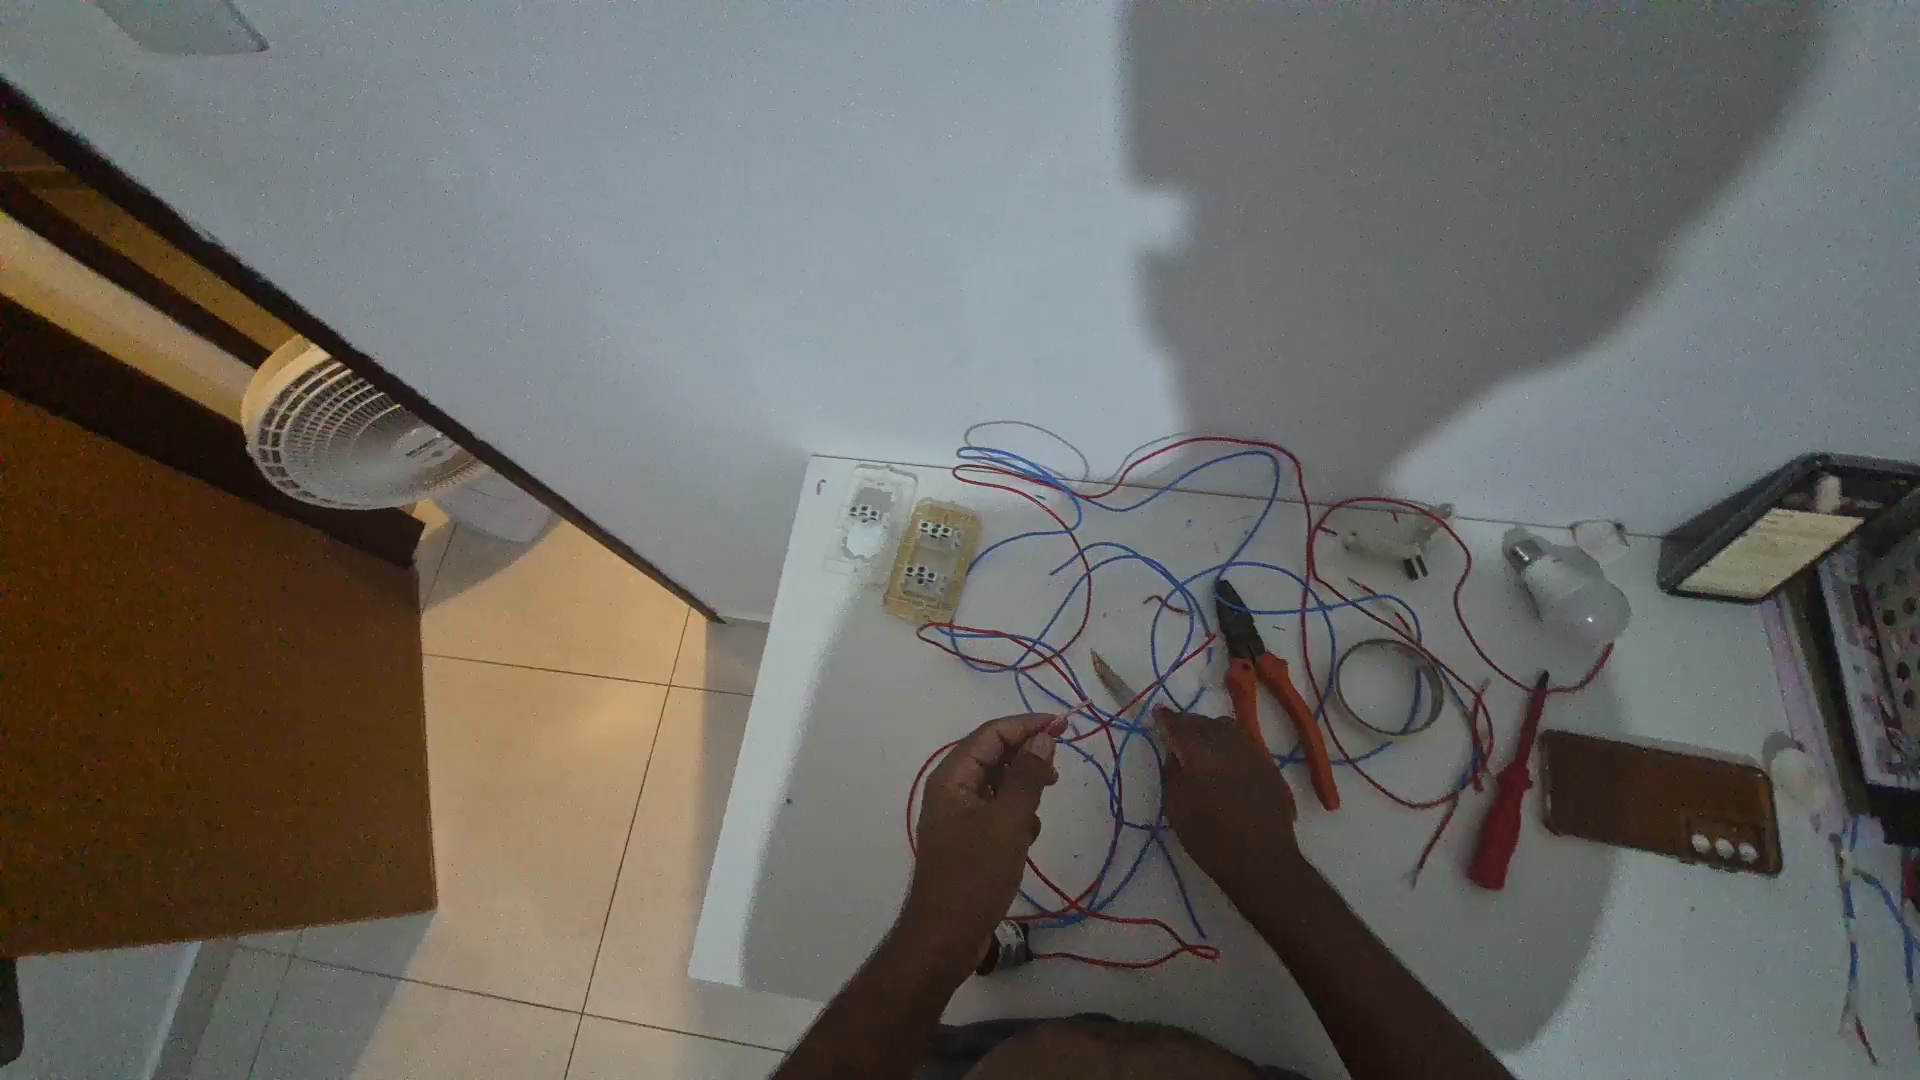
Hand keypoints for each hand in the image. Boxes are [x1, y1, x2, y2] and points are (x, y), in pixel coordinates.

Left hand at [899, 713, 1062, 974]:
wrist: (944, 939)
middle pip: (993, 754)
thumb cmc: (974, 876)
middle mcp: (951, 788)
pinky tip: (1025, 839)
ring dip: (1022, 791)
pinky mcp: (966, 837)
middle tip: (1058, 771)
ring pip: (997, 784)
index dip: (1027, 724)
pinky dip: (1014, 816)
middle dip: (1026, 758)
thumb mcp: (1008, 822)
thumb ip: (1027, 777)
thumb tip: (1043, 737)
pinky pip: (995, 810)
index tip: (1064, 724)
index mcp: (952, 776)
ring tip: (1035, 816)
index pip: (991, 733)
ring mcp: (957, 813)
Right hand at [1155, 706, 1304, 900]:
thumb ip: (1171, 773)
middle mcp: (1228, 745)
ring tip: (1201, 739)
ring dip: (1210, 728)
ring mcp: (1253, 755)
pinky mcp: (1269, 768)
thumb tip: (1174, 751)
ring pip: (1228, 727)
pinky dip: (1229, 741)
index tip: (1157, 713)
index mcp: (1200, 754)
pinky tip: (1226, 756)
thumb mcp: (1176, 808)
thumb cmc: (1211, 838)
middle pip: (1204, 722)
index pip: (1179, 725)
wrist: (1263, 862)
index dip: (1166, 718)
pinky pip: (1245, 742)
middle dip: (1187, 721)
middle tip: (1175, 728)